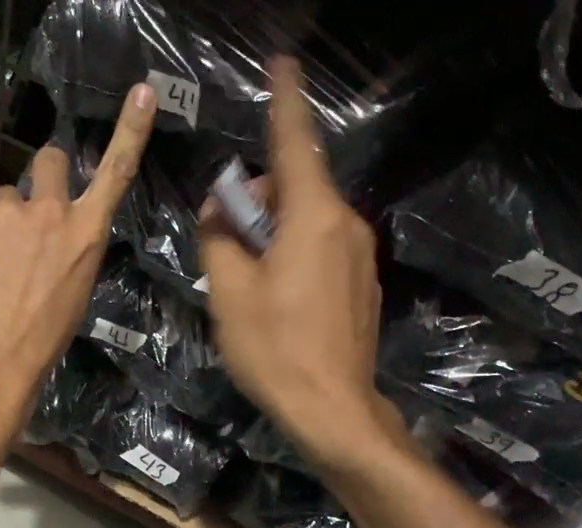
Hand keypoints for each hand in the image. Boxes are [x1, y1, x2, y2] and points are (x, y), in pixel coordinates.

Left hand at [0, 83, 156, 397]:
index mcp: (86, 233)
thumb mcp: (75, 292)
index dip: (130, 130)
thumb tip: (56, 239)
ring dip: (0, 222)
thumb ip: (71, 250)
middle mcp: (50, 210)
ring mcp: (7, 211)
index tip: (142, 94)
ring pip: (3, 200)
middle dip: (40, 179)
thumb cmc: (42, 338)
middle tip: (26, 215)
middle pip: (48, 161)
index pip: (116, 172)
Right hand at [199, 58, 400, 459]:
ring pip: (308, 220)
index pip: (295, 144)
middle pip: (296, 187)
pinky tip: (274, 298)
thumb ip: (219, 240)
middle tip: (223, 236)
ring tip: (245, 278)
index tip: (284, 64)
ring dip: (272, 231)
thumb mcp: (229, 294)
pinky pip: (322, 249)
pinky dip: (292, 253)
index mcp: (313, 217)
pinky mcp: (362, 285)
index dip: (285, 102)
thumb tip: (220, 211)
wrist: (332, 409)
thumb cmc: (275, 349)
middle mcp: (345, 225)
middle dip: (258, 198)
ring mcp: (360, 256)